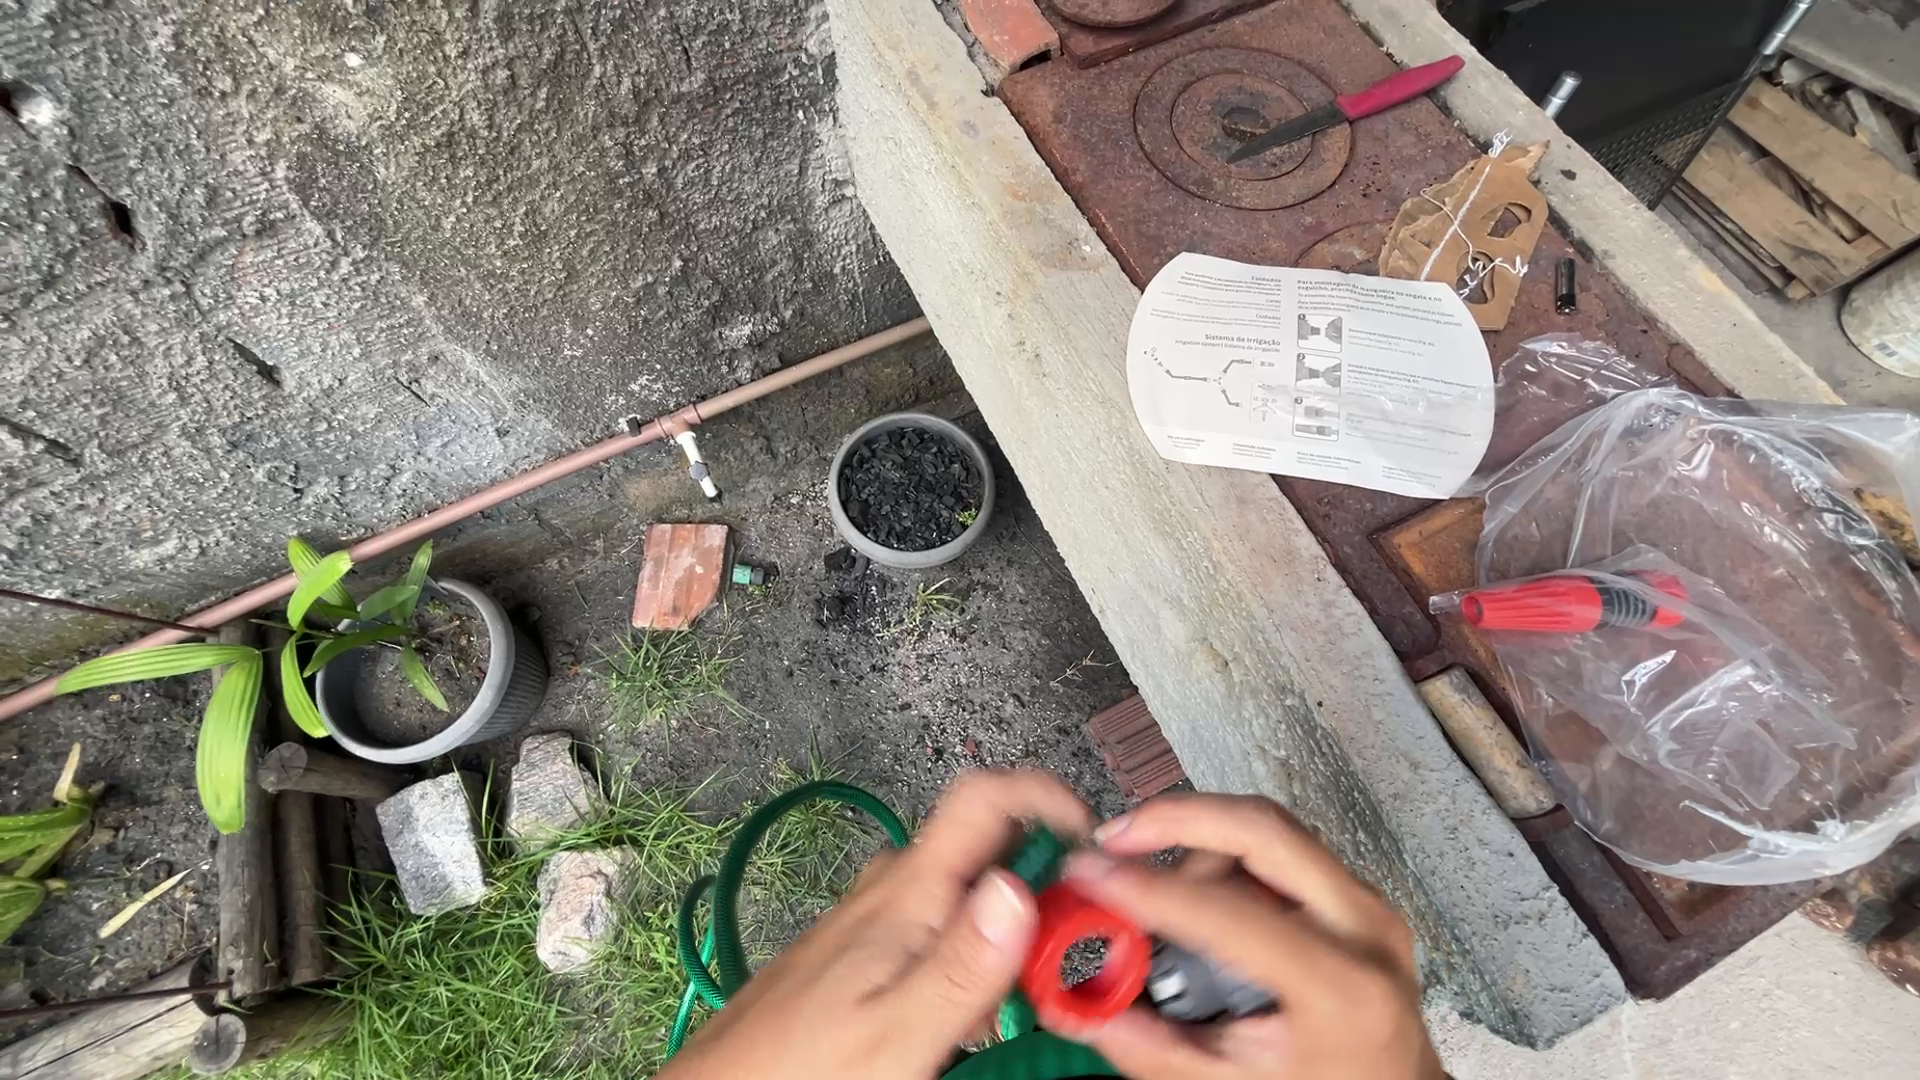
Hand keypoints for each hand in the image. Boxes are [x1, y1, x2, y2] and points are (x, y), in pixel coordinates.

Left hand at [657, 770, 1093, 1079]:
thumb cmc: (805, 1068)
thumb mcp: (898, 1032)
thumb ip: (964, 963)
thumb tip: (1020, 886)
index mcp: (911, 888)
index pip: (983, 796)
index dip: (1045, 794)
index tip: (1092, 840)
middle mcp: (898, 881)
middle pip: (988, 839)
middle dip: (1044, 872)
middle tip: (1075, 938)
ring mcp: (883, 907)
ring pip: (970, 884)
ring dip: (1014, 917)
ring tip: (1034, 984)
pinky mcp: (874, 938)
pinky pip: (944, 917)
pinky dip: (979, 943)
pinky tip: (977, 1005)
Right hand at [1060, 793, 1444, 1079]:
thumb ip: (1154, 1048)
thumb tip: (1078, 1007)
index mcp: (1342, 988)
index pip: (1230, 914)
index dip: (1151, 889)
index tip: (1090, 874)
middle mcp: (1364, 925)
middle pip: (1260, 826)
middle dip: (1175, 818)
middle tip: (1113, 837)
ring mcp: (1364, 898)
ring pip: (1262, 824)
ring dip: (1196, 838)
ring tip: (1157, 890)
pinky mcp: (1352, 887)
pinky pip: (1274, 839)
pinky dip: (1221, 848)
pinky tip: (1196, 887)